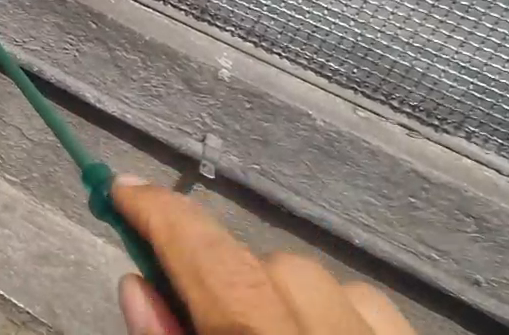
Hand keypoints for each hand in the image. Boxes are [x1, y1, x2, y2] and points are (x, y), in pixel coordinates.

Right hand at [113, 179, 418, 334]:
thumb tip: (137, 283)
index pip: (219, 269)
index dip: (167, 219)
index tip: (122, 187)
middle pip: (283, 269)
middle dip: (227, 267)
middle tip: (190, 292)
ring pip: (343, 288)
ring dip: (290, 294)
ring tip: (262, 325)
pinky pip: (387, 316)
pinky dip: (346, 316)